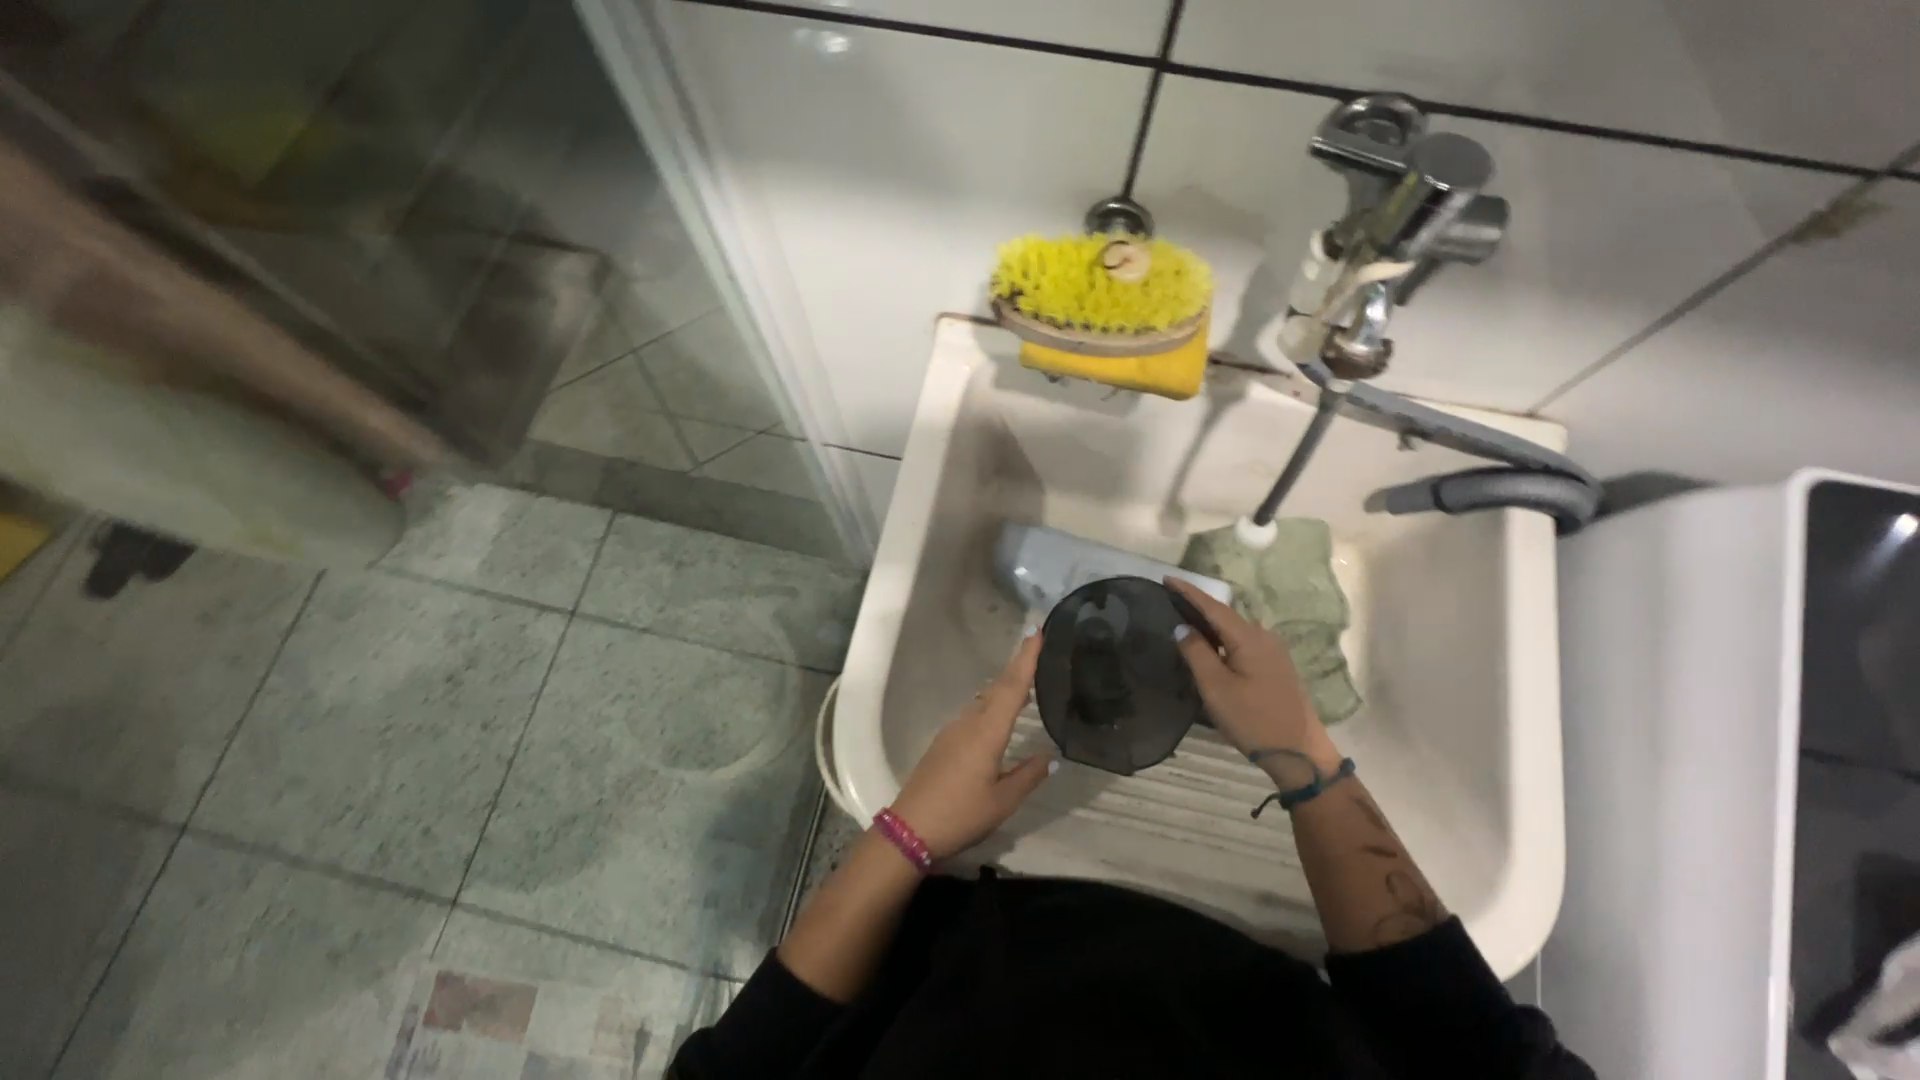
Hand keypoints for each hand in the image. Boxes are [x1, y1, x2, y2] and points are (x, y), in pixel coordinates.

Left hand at [889, 631, 1054, 858]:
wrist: (910, 829)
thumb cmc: (961, 814)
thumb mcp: (1003, 801)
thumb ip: (1028, 775)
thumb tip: (1052, 756)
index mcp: (986, 732)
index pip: (1012, 688)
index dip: (1026, 659)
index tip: (1036, 631)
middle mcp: (968, 723)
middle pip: (997, 688)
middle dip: (1017, 668)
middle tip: (1037, 649)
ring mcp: (952, 732)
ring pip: (983, 701)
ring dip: (1004, 689)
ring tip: (1026, 684)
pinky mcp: (943, 744)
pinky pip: (973, 715)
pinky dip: (991, 707)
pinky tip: (999, 717)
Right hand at [1165, 577, 1342, 788]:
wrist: (1299, 752)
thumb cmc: (1252, 719)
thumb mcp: (1215, 687)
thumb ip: (1196, 653)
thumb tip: (1182, 627)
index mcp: (1248, 637)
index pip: (1212, 606)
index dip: (1188, 592)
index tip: (1166, 578)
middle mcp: (1264, 636)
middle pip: (1225, 615)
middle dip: (1198, 606)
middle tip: (1170, 601)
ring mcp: (1273, 651)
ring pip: (1235, 630)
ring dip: (1211, 624)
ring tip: (1185, 622)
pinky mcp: (1276, 667)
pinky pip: (1244, 642)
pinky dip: (1223, 639)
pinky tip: (1212, 647)